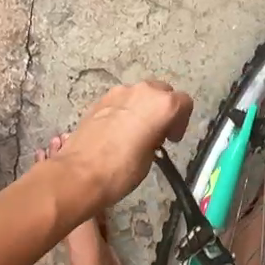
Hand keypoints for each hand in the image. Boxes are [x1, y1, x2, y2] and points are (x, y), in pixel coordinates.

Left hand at [48, 80, 193, 206]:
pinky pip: (121, 100)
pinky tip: (118, 131)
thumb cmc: (122, 169)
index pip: (184, 103)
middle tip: (158, 133)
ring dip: (143, 108)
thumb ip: (158, 135)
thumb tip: (152, 133)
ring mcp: (119, 92)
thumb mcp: (152, 156)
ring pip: (140, 93)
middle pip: (162, 92)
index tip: (172, 139)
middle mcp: (142, 91)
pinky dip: (125, 110)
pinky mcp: (100, 99)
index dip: (181, 121)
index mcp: (162, 104)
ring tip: (136, 133)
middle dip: (163, 109)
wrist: (80, 173)